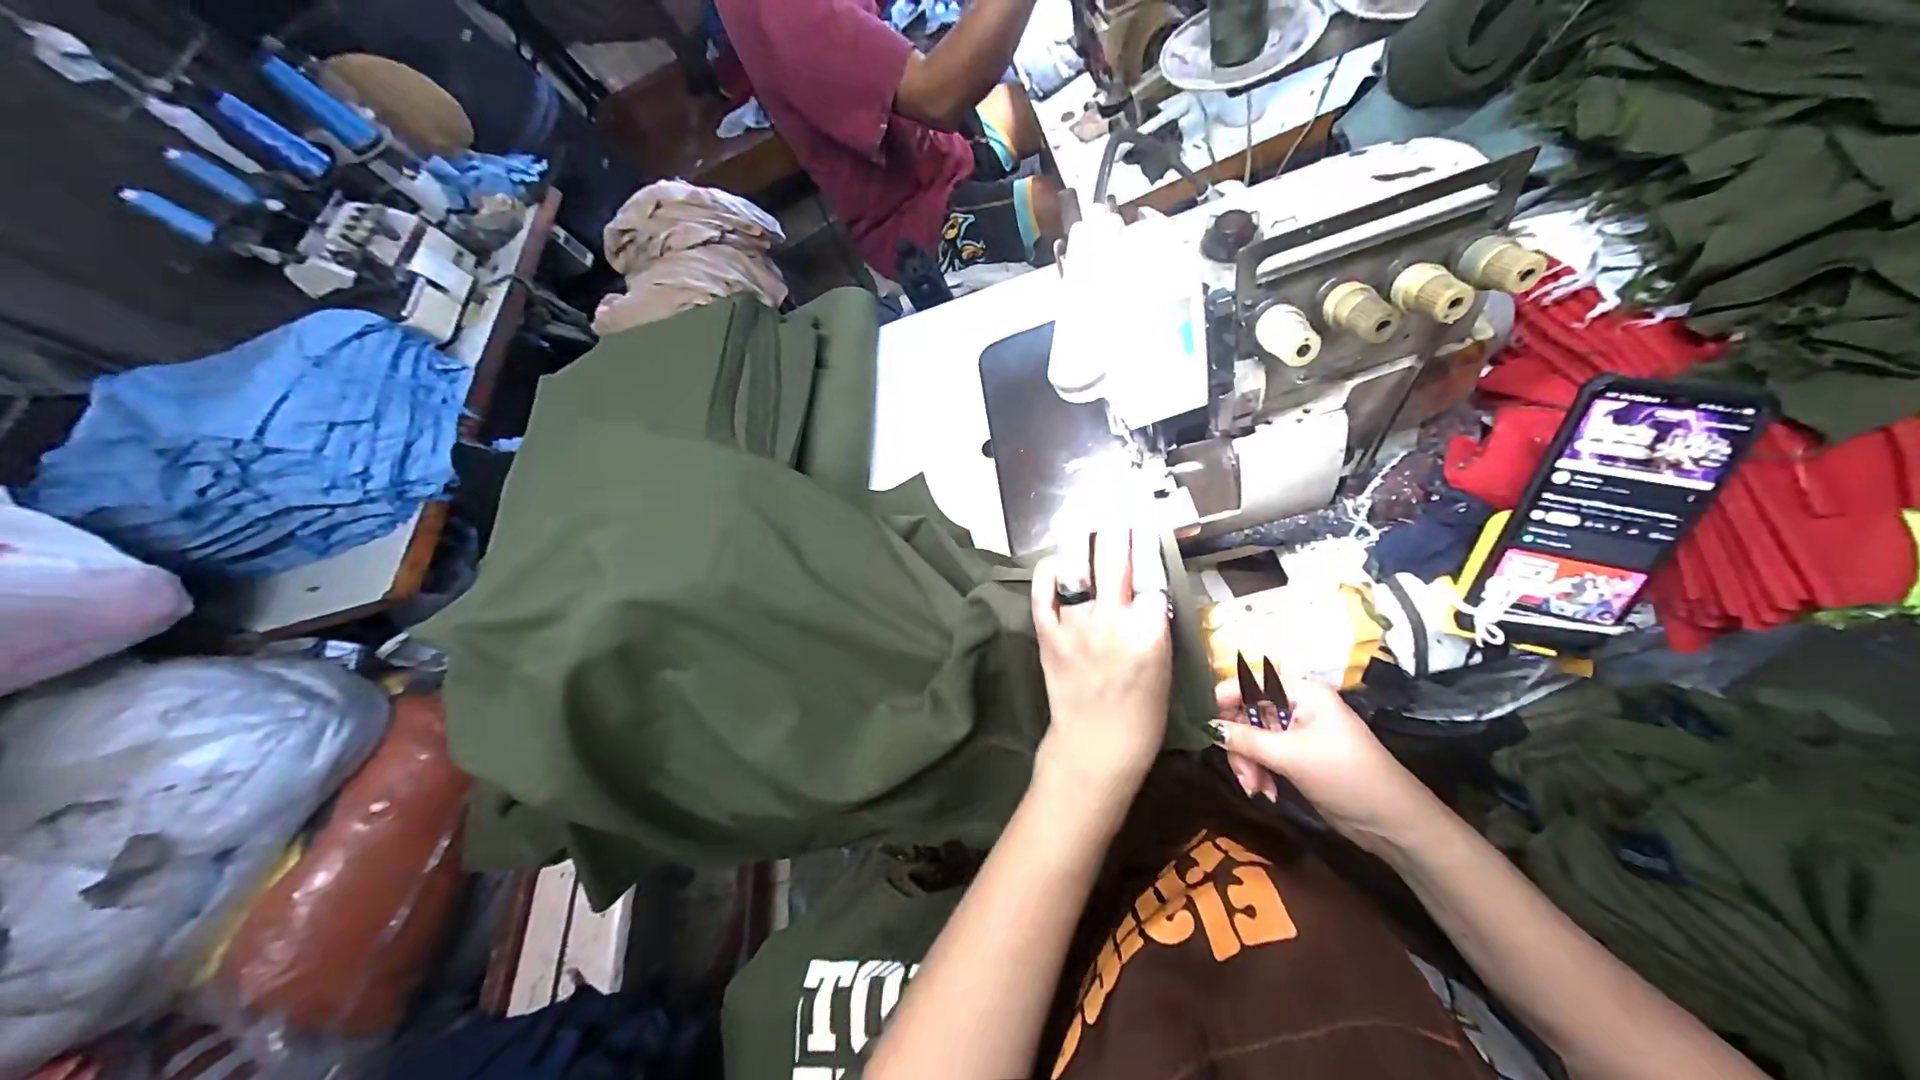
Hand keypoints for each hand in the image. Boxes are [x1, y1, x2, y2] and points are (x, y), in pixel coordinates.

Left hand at [1029, 526, 1171, 798]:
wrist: (1095, 748)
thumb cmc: (1141, 717)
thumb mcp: (1165, 667)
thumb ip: (1154, 625)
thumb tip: (1146, 593)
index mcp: (1148, 631)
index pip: (1151, 575)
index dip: (1149, 548)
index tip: (1146, 525)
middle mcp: (1111, 620)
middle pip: (1115, 559)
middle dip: (1117, 525)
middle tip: (1116, 499)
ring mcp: (1075, 626)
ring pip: (1076, 568)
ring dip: (1082, 540)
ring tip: (1086, 516)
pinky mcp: (1049, 635)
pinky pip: (1043, 594)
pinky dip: (1047, 573)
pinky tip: (1054, 560)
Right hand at [1213, 675, 1442, 855]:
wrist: (1394, 823)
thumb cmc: (1347, 777)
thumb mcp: (1291, 757)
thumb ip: (1245, 740)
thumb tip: (1207, 726)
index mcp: (1301, 691)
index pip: (1247, 683)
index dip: (1223, 702)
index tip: (1206, 728)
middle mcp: (1296, 704)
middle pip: (1246, 713)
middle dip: (1239, 745)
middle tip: (1244, 776)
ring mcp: (1296, 731)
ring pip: (1251, 737)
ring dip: (1248, 763)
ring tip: (1257, 789)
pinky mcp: (1297, 755)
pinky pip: (1263, 755)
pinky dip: (1259, 771)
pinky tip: (1266, 791)